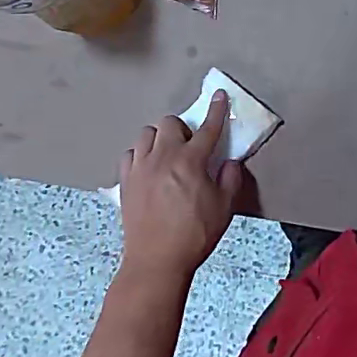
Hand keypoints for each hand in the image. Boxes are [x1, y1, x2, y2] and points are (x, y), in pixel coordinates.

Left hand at [116, 91, 244, 286]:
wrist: (157, 260)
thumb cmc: (194, 235)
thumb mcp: (224, 208)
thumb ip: (230, 179)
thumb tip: (230, 162)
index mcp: (190, 161)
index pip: (207, 128)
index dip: (216, 110)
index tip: (219, 96)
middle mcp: (163, 157)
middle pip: (170, 123)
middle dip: (183, 129)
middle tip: (190, 148)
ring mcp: (141, 167)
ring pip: (147, 134)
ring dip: (160, 138)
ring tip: (168, 155)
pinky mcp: (126, 181)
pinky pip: (130, 154)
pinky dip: (141, 155)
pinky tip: (148, 168)